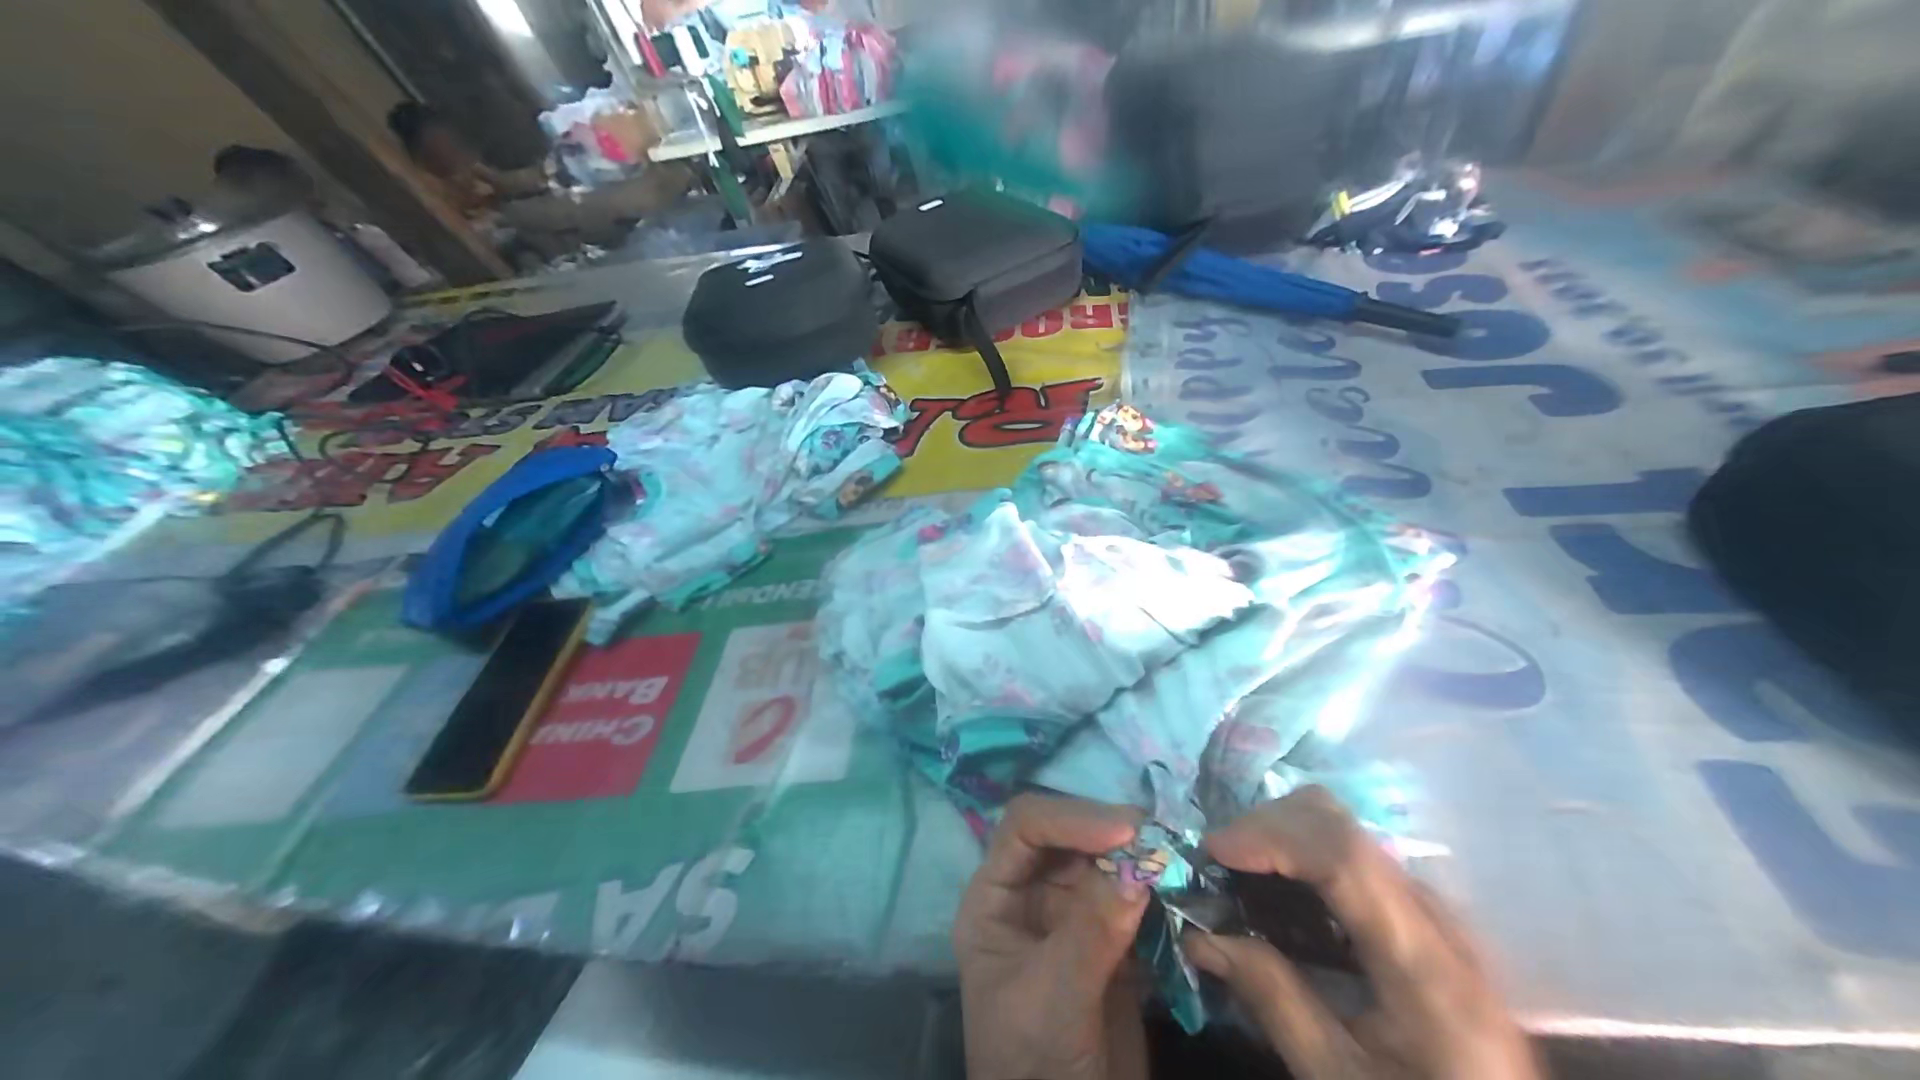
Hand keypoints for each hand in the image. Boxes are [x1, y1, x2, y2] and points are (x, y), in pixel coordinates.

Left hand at [954, 794, 1152, 1079]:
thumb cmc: (1031, 1066)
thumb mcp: (1053, 999)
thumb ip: (1092, 933)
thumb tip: (1139, 870)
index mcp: (995, 897)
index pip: (1025, 828)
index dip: (1071, 818)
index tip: (1126, 831)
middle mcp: (1031, 893)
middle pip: (1068, 835)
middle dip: (1112, 830)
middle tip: (1164, 839)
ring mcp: (1072, 915)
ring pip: (1105, 861)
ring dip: (1141, 856)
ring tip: (1180, 858)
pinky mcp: (1111, 940)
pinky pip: (1134, 898)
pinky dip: (1159, 890)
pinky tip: (1183, 890)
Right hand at [1182, 787, 1539, 1079]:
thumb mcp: (1337, 1079)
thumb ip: (1272, 1000)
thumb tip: (1199, 936)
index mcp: (1424, 968)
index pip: (1346, 860)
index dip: (1272, 837)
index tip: (1214, 850)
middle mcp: (1435, 920)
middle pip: (1341, 825)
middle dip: (1267, 825)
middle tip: (1217, 862)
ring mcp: (1432, 910)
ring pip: (1345, 827)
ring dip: (1282, 831)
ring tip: (1239, 868)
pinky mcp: (1421, 912)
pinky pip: (1351, 851)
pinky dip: (1301, 847)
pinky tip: (1276, 882)